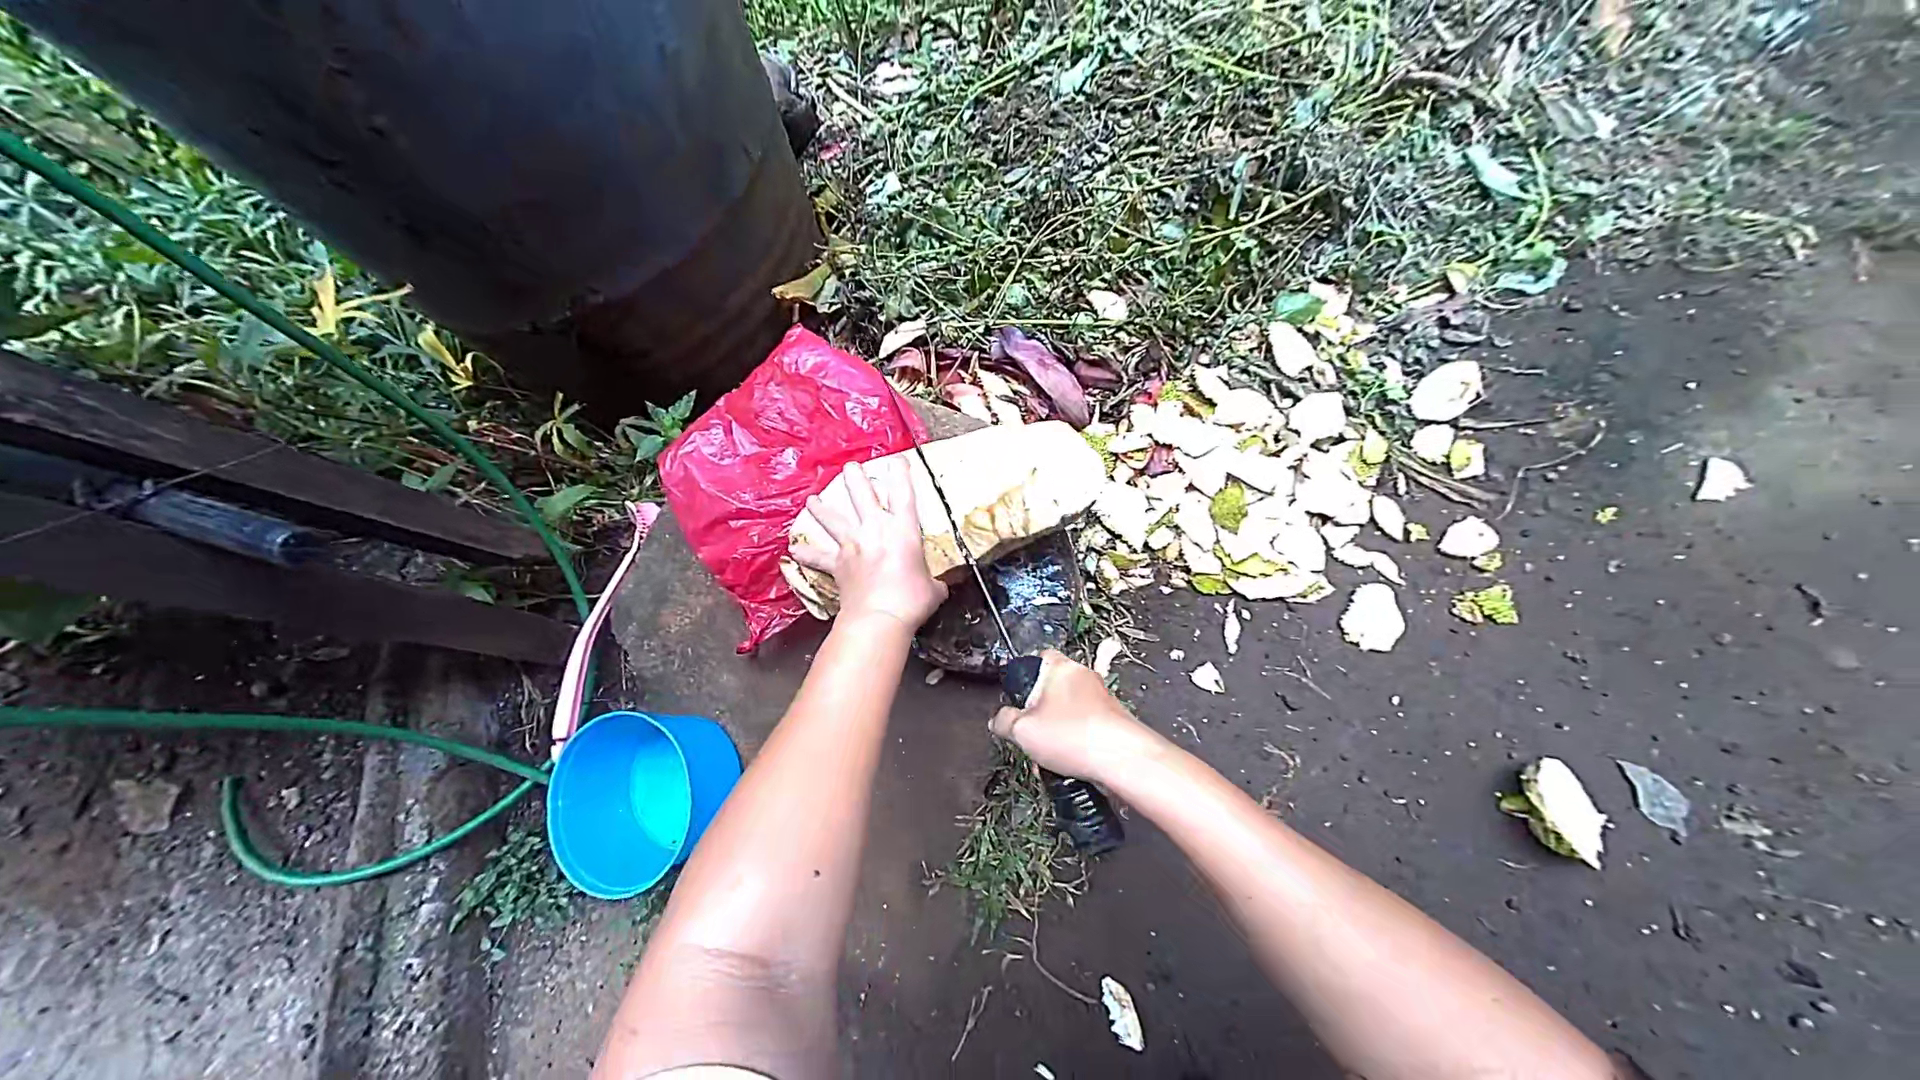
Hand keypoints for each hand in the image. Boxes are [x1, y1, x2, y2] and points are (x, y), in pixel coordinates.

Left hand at [791, 458, 947, 630]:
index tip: (897, 461)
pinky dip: (806, 554)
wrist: (879, 617)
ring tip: (812, 500)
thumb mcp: (934, 588)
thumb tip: (940, 587)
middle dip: (856, 478)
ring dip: (822, 509)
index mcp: (903, 530)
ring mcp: (853, 545)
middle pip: (862, 495)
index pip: (903, 492)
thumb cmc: (910, 601)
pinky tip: (795, 550)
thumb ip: (935, 582)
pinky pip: (818, 557)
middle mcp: (875, 530)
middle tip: (851, 467)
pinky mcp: (837, 565)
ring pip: (833, 519)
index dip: (901, 473)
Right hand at [989, 650, 1166, 784]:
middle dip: (1040, 710)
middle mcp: (1083, 675)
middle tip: (1031, 729)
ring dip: (1057, 728)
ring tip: (1050, 753)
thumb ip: (1004, 722)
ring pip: (1069, 708)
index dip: (1024, 675)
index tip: (1017, 697)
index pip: (1039, 656)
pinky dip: (1076, 739)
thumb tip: (998, 720)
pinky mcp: (1113, 718)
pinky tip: (1070, 760)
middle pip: (1053, 686)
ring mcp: (1102, 697)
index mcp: (1060, 667)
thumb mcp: (1022, 731)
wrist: (1123, 759)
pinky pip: (1086, 724)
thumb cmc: (1074, 736)